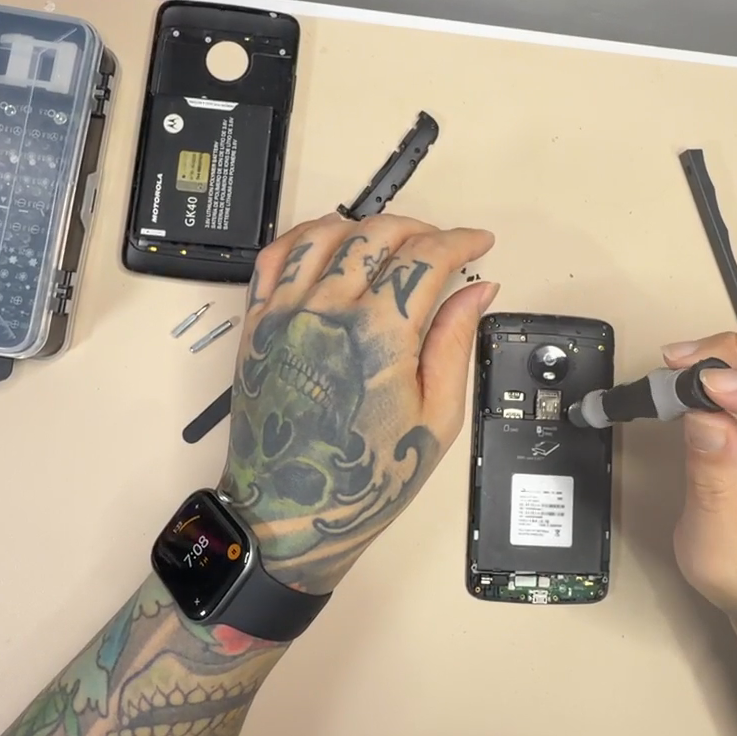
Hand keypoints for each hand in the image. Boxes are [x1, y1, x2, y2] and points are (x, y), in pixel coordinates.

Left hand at [221, 213, 497, 593]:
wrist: (289, 509)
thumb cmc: (367, 476)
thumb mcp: (436, 418)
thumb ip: (455, 342)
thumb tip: (479, 290)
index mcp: (380, 336)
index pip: (428, 257)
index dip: (461, 241)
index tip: (478, 244)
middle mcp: (329, 312)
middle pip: (379, 234)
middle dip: (420, 229)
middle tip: (441, 246)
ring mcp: (287, 313)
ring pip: (325, 233)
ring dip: (366, 226)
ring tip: (390, 241)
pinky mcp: (257, 322)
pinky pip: (277, 255)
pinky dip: (305, 236)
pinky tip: (330, 243)